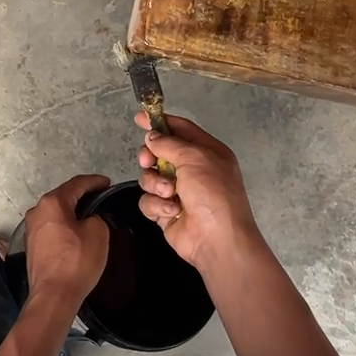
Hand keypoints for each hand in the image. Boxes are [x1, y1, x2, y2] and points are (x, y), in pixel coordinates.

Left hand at [22, 174, 111, 302]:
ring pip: (55, 213)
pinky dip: (64, 226)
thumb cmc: (76, 262)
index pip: (77, 184)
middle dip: (82, 196)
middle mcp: (37, 212)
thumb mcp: (98, 233)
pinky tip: (75, 233)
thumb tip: (88, 220)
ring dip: (71, 212)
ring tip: (90, 215)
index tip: (107, 183)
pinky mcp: (32, 245)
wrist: (54, 295)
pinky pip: (51, 228)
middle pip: (62, 197)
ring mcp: (31, 229)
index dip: (95, 181)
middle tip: (100, 197)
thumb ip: (96, 217)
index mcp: (52, 203)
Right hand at [135, 111, 260, 273]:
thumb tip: (151, 137)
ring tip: (170, 193)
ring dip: (156, 184)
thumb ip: (169, 144)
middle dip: (150, 156)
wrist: (216, 238)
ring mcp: (177, 191)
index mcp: (206, 152)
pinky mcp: (165, 210)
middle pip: (158, 153)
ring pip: (149, 177)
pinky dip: (157, 205)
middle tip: (148, 161)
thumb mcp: (195, 159)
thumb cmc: (213, 193)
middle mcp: (192, 170)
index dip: (160, 122)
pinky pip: (148, 200)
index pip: (180, 130)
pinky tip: (172, 211)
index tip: (139, 117)